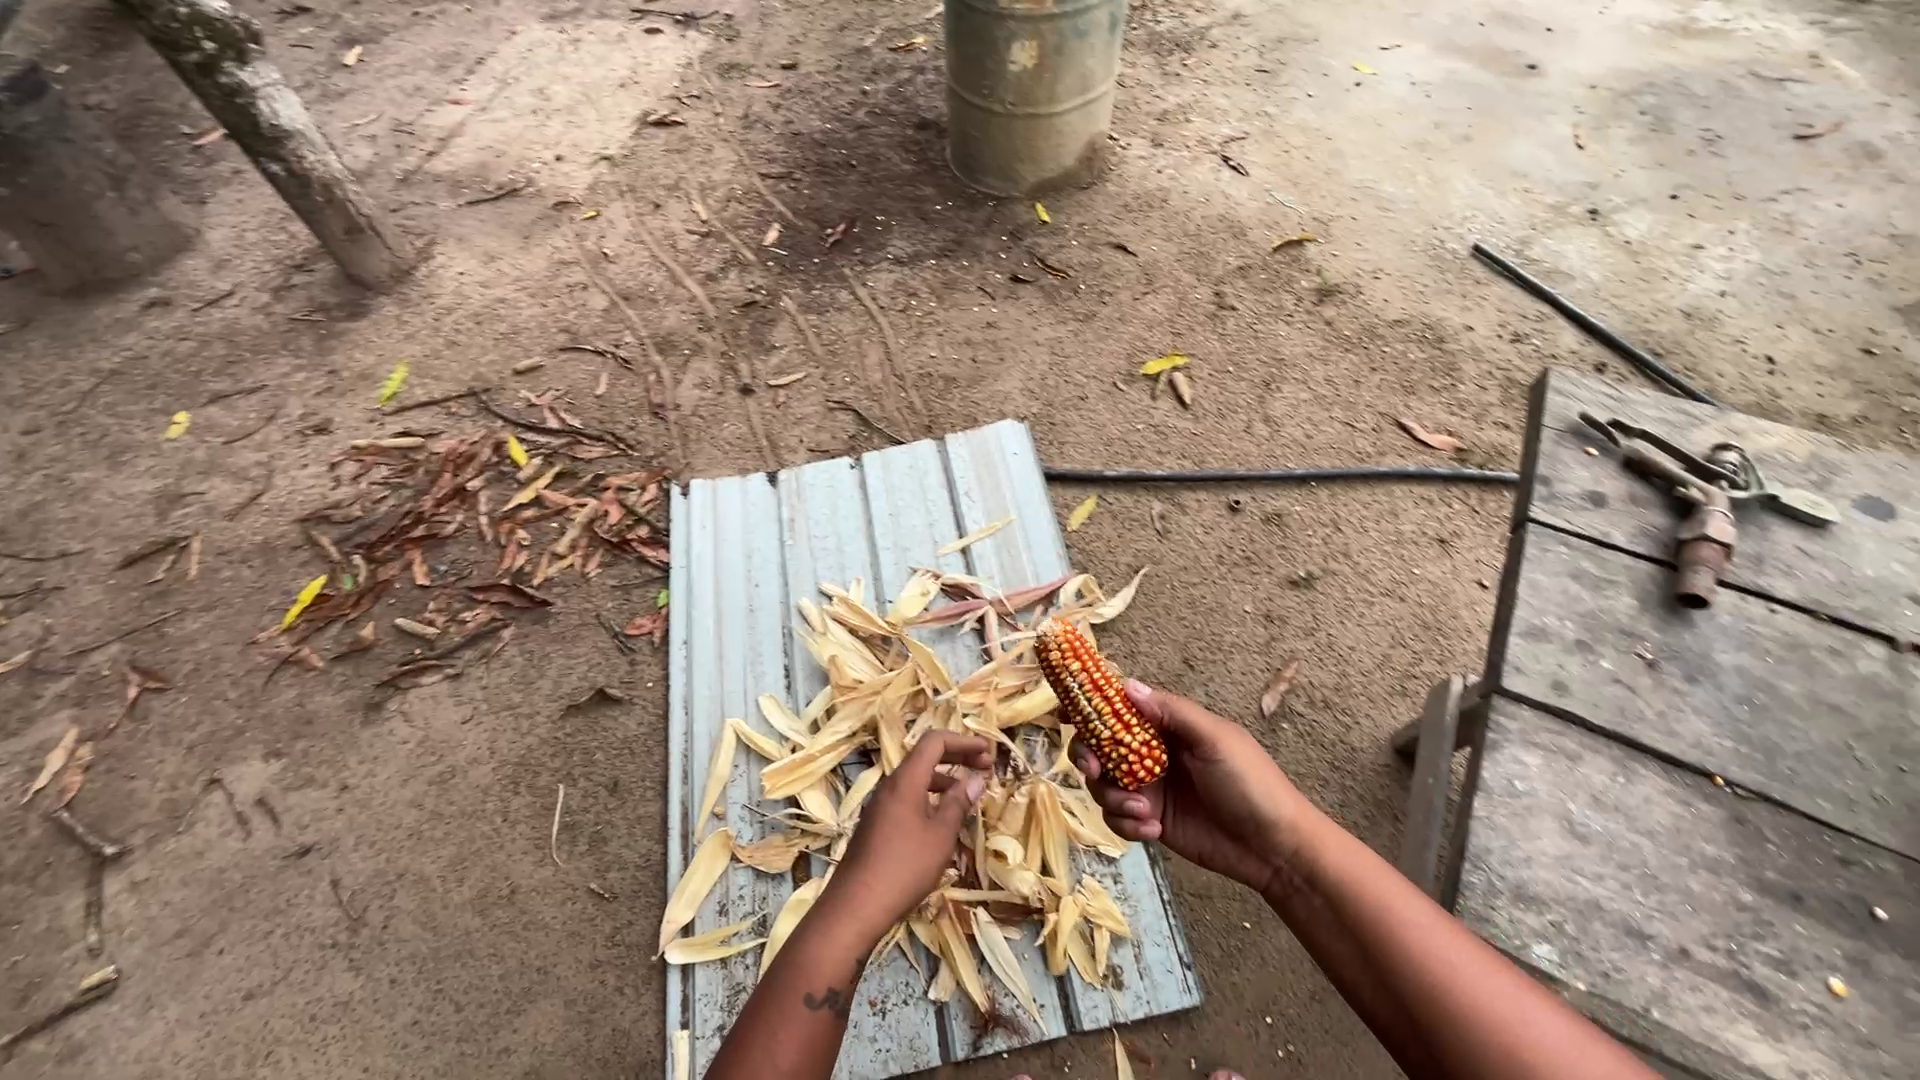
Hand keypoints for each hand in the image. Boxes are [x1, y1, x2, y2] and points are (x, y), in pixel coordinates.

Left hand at [825, 731, 992, 938]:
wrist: (856, 905)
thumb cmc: (904, 867)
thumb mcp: (941, 836)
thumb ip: (959, 803)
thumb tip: (976, 779)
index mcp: (905, 780)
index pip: (934, 741)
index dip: (963, 741)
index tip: (987, 752)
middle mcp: (890, 785)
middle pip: (925, 756)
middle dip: (957, 757)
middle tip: (985, 766)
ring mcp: (880, 805)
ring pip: (916, 779)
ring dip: (944, 779)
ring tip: (967, 794)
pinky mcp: (876, 824)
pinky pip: (907, 797)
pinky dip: (929, 797)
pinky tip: (942, 819)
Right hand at [1074, 680, 1303, 892]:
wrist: (1275, 848)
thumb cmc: (1252, 783)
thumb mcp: (1215, 739)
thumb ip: (1171, 712)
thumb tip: (1126, 685)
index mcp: (1169, 726)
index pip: (1121, 709)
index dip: (1091, 709)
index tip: (1066, 715)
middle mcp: (1152, 753)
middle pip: (1099, 747)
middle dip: (1089, 757)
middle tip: (1095, 769)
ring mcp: (1149, 788)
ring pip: (1103, 785)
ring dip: (1113, 798)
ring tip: (1144, 811)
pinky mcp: (1150, 820)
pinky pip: (1117, 817)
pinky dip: (1126, 824)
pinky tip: (1153, 830)